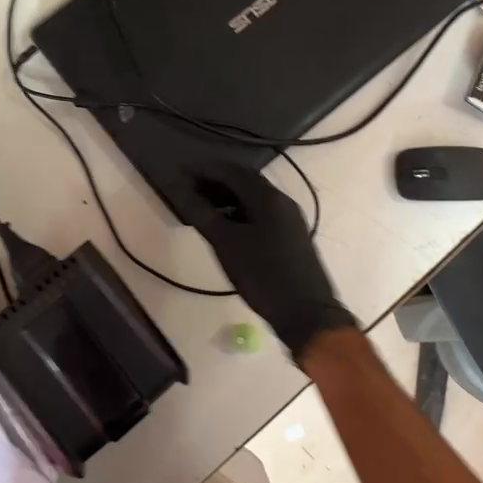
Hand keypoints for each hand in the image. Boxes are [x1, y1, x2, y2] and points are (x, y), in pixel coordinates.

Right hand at [190, 161, 354, 358]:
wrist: (306, 313)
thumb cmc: (262, 275)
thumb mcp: (225, 243)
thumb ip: (200, 212)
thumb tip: (176, 186)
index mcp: (267, 197)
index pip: (231, 171)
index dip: (203, 169)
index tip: (180, 172)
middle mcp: (281, 201)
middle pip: (243, 181)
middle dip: (214, 181)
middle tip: (187, 190)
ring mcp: (289, 218)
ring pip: (253, 198)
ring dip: (226, 197)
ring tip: (201, 208)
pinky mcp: (291, 235)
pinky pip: (260, 212)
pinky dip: (239, 212)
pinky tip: (225, 227)